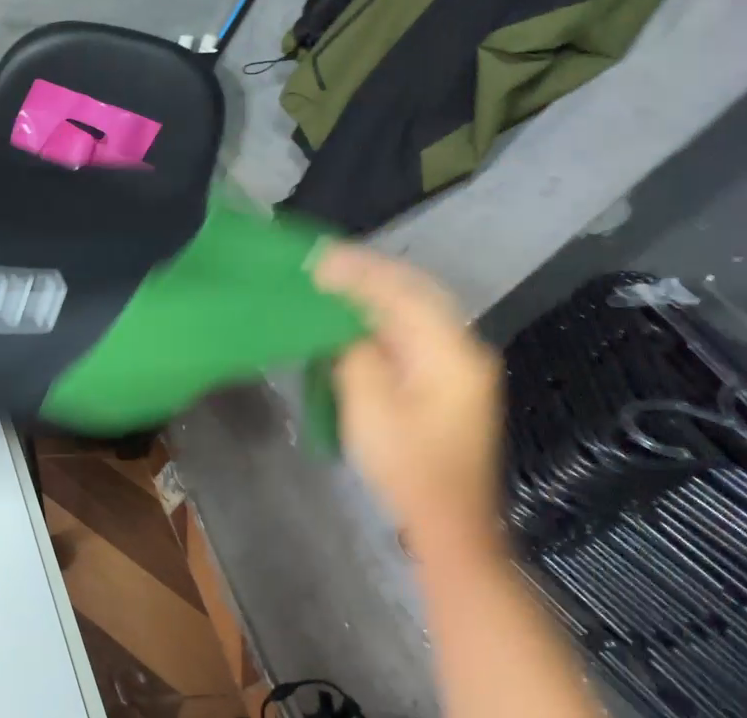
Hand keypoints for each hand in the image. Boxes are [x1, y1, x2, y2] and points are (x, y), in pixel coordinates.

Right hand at [314, 243, 505, 563]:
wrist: (448, 520)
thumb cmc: (406, 463)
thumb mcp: (369, 404)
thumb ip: (356, 351)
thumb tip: (344, 325)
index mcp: (450, 353)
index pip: (401, 292)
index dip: (357, 271)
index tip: (314, 258)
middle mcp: (463, 349)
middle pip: (416, 292)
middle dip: (368, 271)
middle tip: (319, 259)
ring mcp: (458, 365)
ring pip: (415, 307)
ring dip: (373, 289)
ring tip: (329, 276)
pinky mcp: (446, 379)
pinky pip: (412, 328)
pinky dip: (380, 312)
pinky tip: (351, 311)